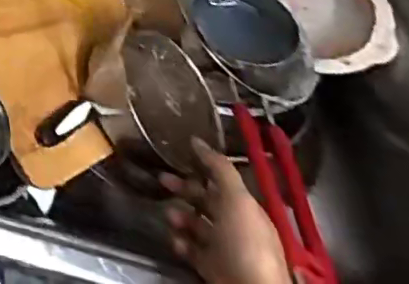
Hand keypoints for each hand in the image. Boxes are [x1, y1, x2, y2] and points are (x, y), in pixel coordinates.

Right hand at [160, 138, 291, 283]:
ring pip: (195, 224)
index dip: (201, 169)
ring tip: (170, 217)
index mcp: (246, 210)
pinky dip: (180, 242)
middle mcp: (235, 227)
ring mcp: (223, 249)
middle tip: (162, 180)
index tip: (178, 157)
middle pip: (205, 201)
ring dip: (179, 216)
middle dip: (184, 189)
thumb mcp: (237, 200)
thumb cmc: (246, 243)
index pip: (221, 183)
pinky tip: (175, 239)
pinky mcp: (210, 269)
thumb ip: (220, 168)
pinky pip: (190, 250)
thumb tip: (197, 140)